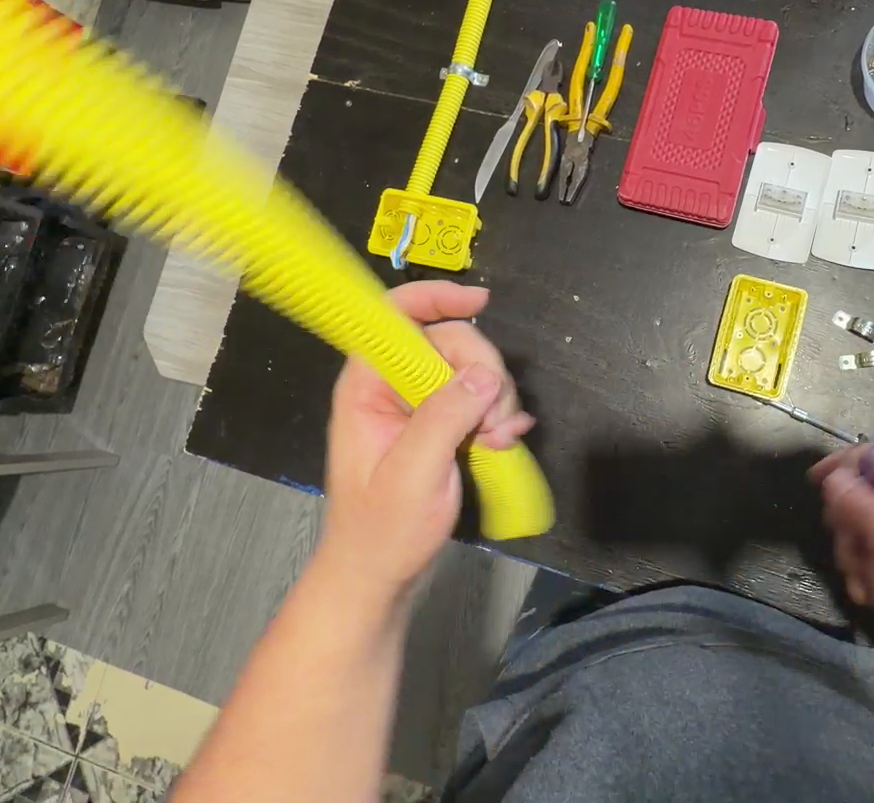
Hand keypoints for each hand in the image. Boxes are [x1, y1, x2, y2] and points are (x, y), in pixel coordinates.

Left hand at [323, 282, 533, 593]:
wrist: (382, 576)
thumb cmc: (383, 530)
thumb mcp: (412, 473)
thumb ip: (445, 417)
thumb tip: (486, 374)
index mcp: (369, 385)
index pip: (396, 315)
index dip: (435, 297)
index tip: (481, 302)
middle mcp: (395, 385)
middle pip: (450, 341)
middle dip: (483, 372)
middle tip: (493, 422)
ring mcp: (422, 405)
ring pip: (473, 369)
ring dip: (496, 400)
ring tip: (495, 441)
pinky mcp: (444, 425)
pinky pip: (481, 397)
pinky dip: (500, 414)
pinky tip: (505, 440)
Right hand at [810, 445, 873, 678]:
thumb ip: (866, 508)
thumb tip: (834, 478)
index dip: (846, 462)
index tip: (818, 482)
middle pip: (855, 491)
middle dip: (845, 519)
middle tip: (853, 543)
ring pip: (849, 525)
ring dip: (850, 552)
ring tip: (868, 577)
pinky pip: (855, 554)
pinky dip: (856, 572)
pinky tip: (872, 592)